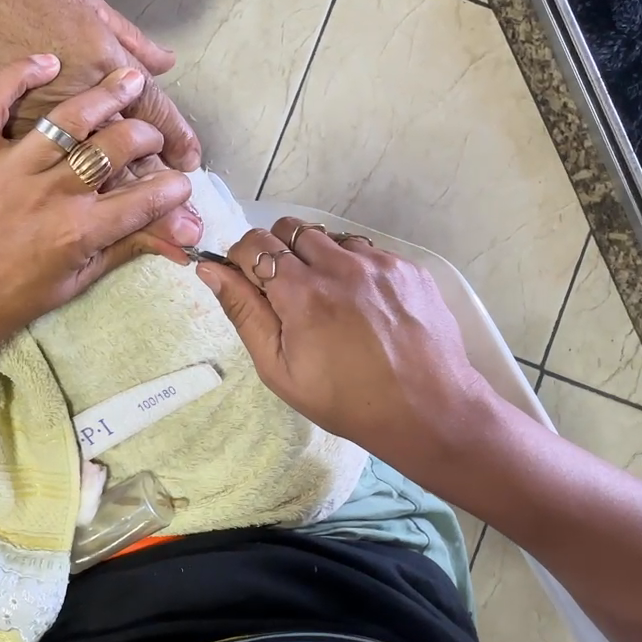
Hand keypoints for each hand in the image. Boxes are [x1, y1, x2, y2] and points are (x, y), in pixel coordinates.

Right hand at [0, 0, 200, 179]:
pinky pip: (38, 190)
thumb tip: (164, 61)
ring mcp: (26, 142)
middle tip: (168, 180)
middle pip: (127, 151)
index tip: (188, 158)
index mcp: (97, 64)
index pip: (154, 112)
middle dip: (155, 168)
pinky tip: (79, 198)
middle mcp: (68, 111)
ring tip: (140, 197)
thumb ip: (124, 36)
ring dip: (123, 191)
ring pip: (90, 177)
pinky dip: (58, 191)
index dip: (178, 139)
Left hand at [0, 56, 198, 350]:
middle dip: (148, 136)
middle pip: (114, 147)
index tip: (184, 179)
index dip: (173, 188)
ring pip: (69, 119)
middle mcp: (50, 194)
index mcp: (78, 232)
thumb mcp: (78, 280)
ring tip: (130, 78)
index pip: (144, 199)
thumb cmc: (15, 297)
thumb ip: (129, 249)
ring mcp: (10, 169)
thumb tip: (183, 242)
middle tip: (153, 135)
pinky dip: (18, 75)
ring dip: (107, 94)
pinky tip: (48, 62)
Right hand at [194, 217, 498, 453]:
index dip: (243, 258)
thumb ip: (243, 312)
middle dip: (279, 253)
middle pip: (290, 229)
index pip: (255, 243)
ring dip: (318, 259)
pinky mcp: (408, 268)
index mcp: (303, 294)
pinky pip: (366, 251)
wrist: (430, 412)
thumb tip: (210, 269)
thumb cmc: (345, 401)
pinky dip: (354, 269)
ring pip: (329, 237)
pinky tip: (363, 307)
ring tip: (330, 301)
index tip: (249, 283)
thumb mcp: (279, 369)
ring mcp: (379, 263)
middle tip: (288, 293)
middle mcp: (341, 266)